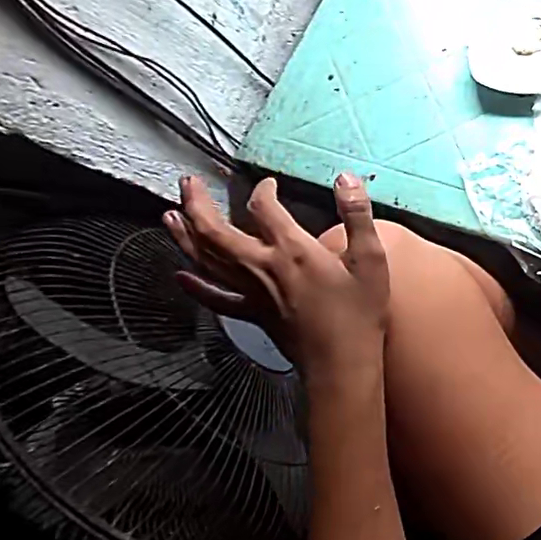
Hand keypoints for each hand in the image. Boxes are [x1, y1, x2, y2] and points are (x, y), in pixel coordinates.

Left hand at [165, 172, 388, 382]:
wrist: (341, 361)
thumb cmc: (359, 311)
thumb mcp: (370, 258)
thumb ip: (358, 215)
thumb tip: (346, 179)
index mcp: (292, 250)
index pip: (264, 208)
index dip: (263, 190)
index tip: (268, 184)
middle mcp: (263, 267)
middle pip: (215, 231)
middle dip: (197, 204)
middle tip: (188, 184)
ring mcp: (252, 293)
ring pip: (206, 259)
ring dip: (184, 235)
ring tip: (170, 215)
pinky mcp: (253, 314)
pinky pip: (215, 298)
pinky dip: (194, 286)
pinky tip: (180, 276)